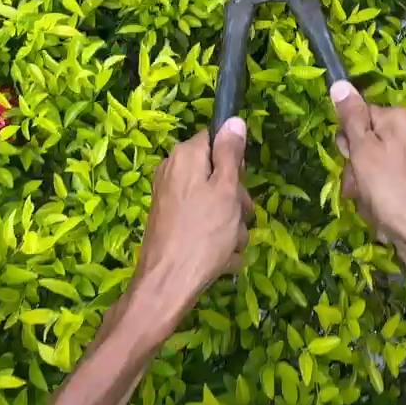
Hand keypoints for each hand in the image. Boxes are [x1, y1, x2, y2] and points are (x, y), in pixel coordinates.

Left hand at [132, 120, 253, 313]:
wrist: (167, 284)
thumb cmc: (202, 234)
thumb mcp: (225, 190)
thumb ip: (230, 154)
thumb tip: (234, 119)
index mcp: (186, 155)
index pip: (217, 140)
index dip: (234, 163)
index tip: (239, 185)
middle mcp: (173, 170)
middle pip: (216, 174)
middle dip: (235, 200)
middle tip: (238, 221)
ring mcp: (169, 198)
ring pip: (213, 202)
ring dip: (229, 225)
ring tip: (229, 246)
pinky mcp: (169, 222)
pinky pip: (201, 222)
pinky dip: (214, 238)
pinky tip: (220, 259)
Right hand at [331, 80, 405, 285]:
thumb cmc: (394, 191)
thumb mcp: (364, 151)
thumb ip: (351, 118)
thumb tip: (340, 83)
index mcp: (397, 119)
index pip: (357, 117)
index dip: (348, 140)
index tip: (349, 159)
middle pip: (365, 144)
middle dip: (356, 170)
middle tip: (359, 188)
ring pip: (373, 170)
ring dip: (365, 191)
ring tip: (373, 208)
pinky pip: (387, 187)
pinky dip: (381, 202)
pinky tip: (384, 218)